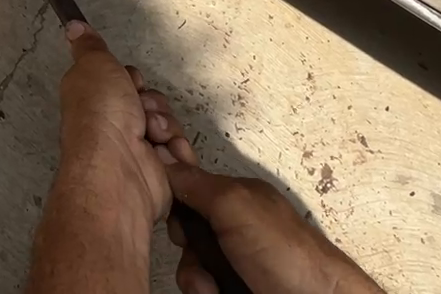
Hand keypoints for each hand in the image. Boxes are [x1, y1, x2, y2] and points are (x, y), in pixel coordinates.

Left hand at [56, 20, 193, 224]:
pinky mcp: (160, 172)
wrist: (118, 170)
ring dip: (165, 126)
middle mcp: (114, 122)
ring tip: (152, 136)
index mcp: (95, 97)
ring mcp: (138, 149)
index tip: (128, 82)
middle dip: (152, 103)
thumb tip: (74, 25)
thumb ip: (88, 45)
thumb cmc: (101, 113)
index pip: (126, 79)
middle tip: (142, 112)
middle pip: (151, 100)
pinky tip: (166, 156)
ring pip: (168, 123)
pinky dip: (177, 152)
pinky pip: (180, 152)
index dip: (131, 78)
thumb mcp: (93, 65)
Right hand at [166, 166, 384, 293]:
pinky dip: (201, 290)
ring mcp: (236, 263)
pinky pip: (203, 286)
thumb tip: (158, 159)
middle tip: (187, 247)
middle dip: (181, 240)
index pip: (189, 181)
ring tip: (207, 288)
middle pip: (185, 225)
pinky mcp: (235, 290)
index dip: (171, 189)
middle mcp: (234, 226)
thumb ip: (194, 182)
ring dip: (192, 274)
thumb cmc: (281, 252)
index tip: (162, 202)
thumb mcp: (234, 204)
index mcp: (236, 196)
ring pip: (192, 261)